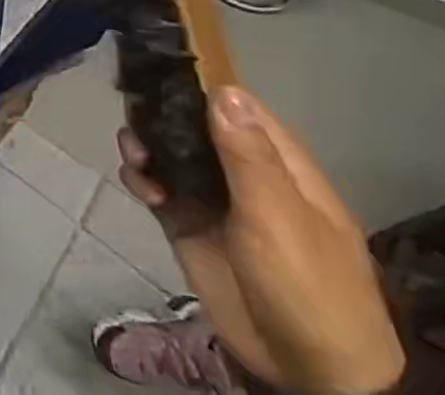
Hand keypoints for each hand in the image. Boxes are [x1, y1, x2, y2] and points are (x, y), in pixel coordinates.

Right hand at [117, 87, 403, 394]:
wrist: (310, 371)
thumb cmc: (307, 284)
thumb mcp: (279, 216)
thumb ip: (248, 155)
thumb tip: (223, 90)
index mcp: (273, 157)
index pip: (231, 103)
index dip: (195, 88)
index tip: (156, 79)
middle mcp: (239, 168)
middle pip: (192, 124)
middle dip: (160, 117)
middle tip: (135, 122)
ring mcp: (213, 197)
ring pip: (170, 153)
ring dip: (147, 146)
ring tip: (135, 157)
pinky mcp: (189, 225)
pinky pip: (159, 188)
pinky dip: (143, 180)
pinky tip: (139, 185)